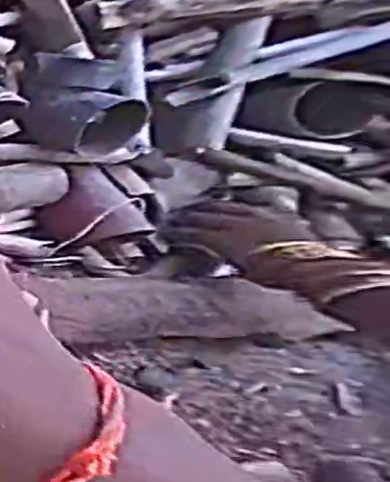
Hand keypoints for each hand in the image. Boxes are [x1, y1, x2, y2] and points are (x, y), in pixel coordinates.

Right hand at [166, 200, 316, 270]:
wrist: (317, 269)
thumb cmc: (276, 275)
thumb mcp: (238, 271)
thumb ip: (218, 260)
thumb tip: (203, 259)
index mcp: (222, 239)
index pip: (191, 232)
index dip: (175, 233)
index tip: (164, 234)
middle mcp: (237, 224)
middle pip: (205, 215)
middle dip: (187, 216)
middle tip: (174, 217)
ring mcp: (260, 218)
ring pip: (228, 206)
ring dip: (210, 206)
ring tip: (200, 206)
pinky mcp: (280, 217)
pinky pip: (253, 207)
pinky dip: (240, 206)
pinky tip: (236, 207)